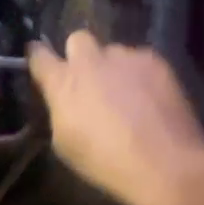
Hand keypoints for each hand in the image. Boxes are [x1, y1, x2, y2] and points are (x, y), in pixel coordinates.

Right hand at [28, 32, 203, 204]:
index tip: (42, 62)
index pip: (38, 54)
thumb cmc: (106, 162)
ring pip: (113, 52)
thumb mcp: (66, 144)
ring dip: (114, 68)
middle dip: (80, 54)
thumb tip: (63, 101)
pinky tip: (152, 99)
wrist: (165, 164)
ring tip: (129, 95)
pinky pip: (141, 61)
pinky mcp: (155, 61)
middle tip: (90, 79)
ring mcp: (124, 57)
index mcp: (62, 81)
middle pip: (77, 39)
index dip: (38, 56)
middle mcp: (90, 60)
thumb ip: (60, 111)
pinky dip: (142, 76)